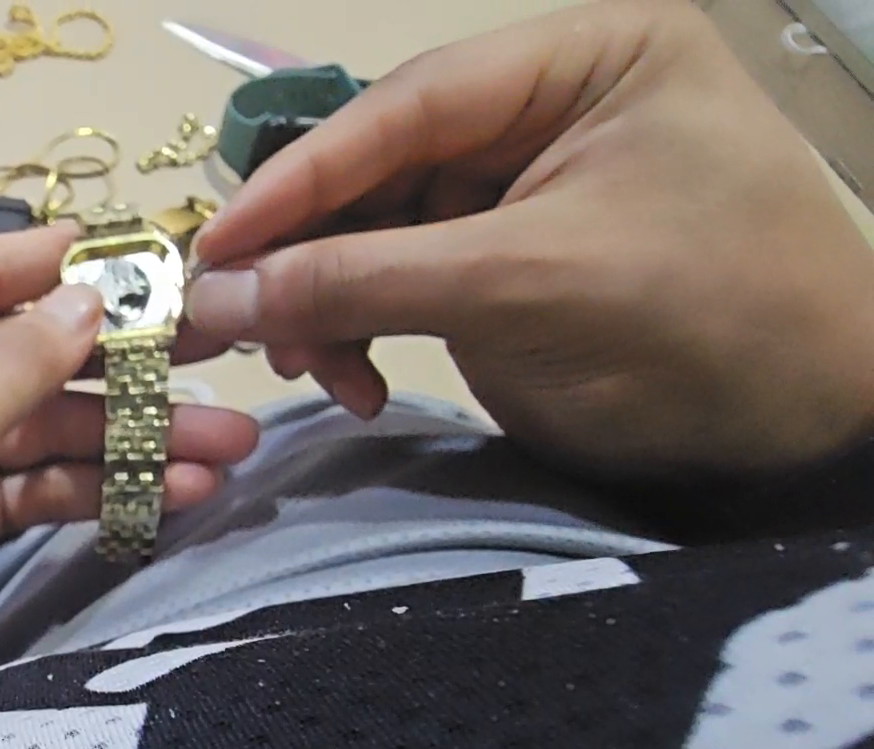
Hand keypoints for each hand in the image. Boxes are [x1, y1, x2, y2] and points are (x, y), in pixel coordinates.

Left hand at [0, 224, 257, 748]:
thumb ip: (11, 365)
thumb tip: (84, 297)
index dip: (59, 261)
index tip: (149, 253)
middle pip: (29, 357)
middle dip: (124, 367)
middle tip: (226, 359)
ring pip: (46, 430)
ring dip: (131, 439)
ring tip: (229, 449)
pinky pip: (39, 487)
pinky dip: (99, 490)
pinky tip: (178, 495)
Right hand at [182, 0, 873, 483]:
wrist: (774, 442)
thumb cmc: (692, 331)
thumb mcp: (517, 289)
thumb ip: (356, 284)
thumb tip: (215, 299)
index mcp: (573, 68)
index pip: (399, 109)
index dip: (293, 181)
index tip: (211, 248)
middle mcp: (522, 123)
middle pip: (362, 182)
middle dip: (299, 263)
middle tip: (229, 326)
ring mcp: (489, 204)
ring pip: (352, 246)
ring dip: (316, 314)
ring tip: (309, 370)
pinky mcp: (466, 274)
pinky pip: (369, 295)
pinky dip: (346, 342)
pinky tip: (356, 386)